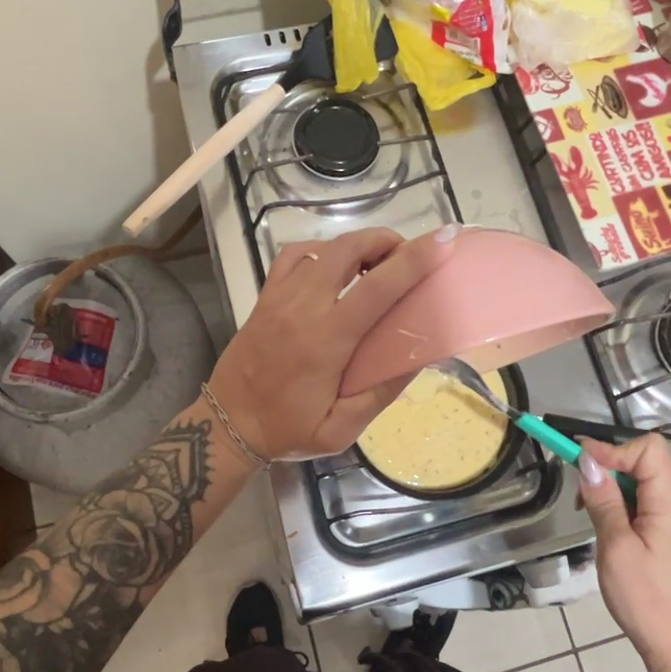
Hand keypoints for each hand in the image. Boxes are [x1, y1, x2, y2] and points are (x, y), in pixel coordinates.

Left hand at [206, 226, 458, 459]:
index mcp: (326, 340)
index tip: (444, 240)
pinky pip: (293, 256)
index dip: (414, 260)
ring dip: (356, 245)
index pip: (378, 287)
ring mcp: (279, 297)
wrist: (227, 425)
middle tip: (409, 256)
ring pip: (322, 249)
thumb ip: (380, 393)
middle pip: (348, 250)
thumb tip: (417, 357)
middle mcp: (302, 307)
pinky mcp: (264, 297)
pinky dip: (320, 251)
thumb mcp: (340, 429)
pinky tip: (333, 267)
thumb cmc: (287, 431)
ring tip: (377, 263)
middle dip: (385, 241)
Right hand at [579, 435, 670, 671]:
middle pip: (644, 463)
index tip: (580, 462)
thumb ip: (603, 501)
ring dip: (609, 488)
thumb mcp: (616, 547)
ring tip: (586, 512)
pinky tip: (603, 530)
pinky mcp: (665, 542)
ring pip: (640, 486)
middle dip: (607, 466)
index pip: (649, 450)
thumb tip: (588, 461)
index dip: (613, 448)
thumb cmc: (647, 600)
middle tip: (578, 489)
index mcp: (668, 505)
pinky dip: (618, 507)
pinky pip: (641, 508)